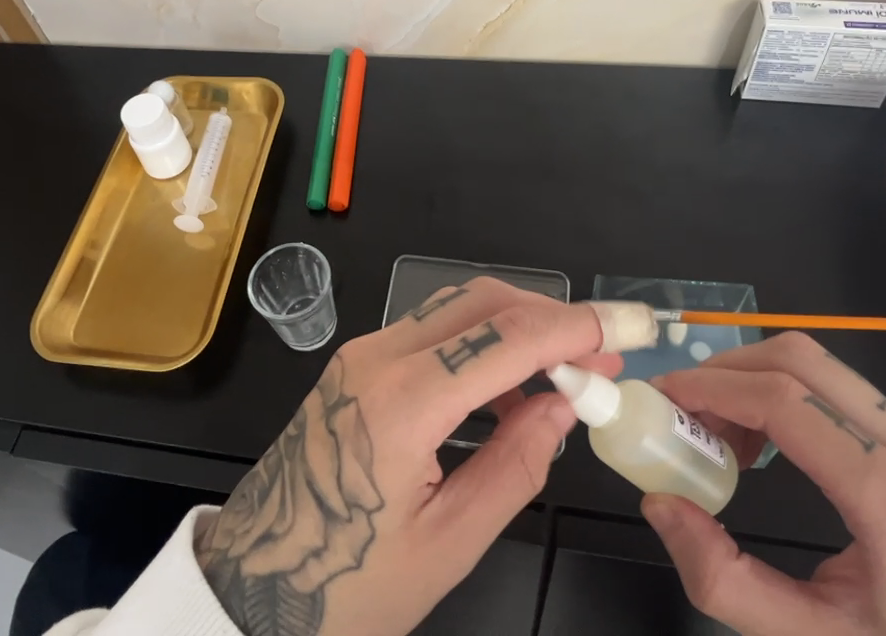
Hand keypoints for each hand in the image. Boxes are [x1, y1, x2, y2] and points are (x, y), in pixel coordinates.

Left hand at [195, 277, 619, 635]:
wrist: (254, 580)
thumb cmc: (350, 583)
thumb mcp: (449, 541)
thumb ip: (515, 464)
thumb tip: (565, 404)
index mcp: (401, 402)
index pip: (507, 338)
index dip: (577, 327)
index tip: (631, 328)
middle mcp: (377, 357)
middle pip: (483, 301)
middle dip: (552, 317)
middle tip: (604, 353)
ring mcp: (360, 355)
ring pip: (456, 307)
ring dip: (518, 325)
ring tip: (569, 371)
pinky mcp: (354, 365)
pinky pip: (431, 332)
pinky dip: (481, 343)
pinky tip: (509, 389)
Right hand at [643, 332, 885, 635]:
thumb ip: (727, 580)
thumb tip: (660, 505)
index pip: (784, 400)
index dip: (710, 388)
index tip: (663, 401)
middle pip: (801, 359)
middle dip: (725, 371)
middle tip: (684, 415)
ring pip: (823, 367)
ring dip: (756, 382)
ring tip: (722, 438)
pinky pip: (847, 394)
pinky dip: (789, 398)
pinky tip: (770, 447)